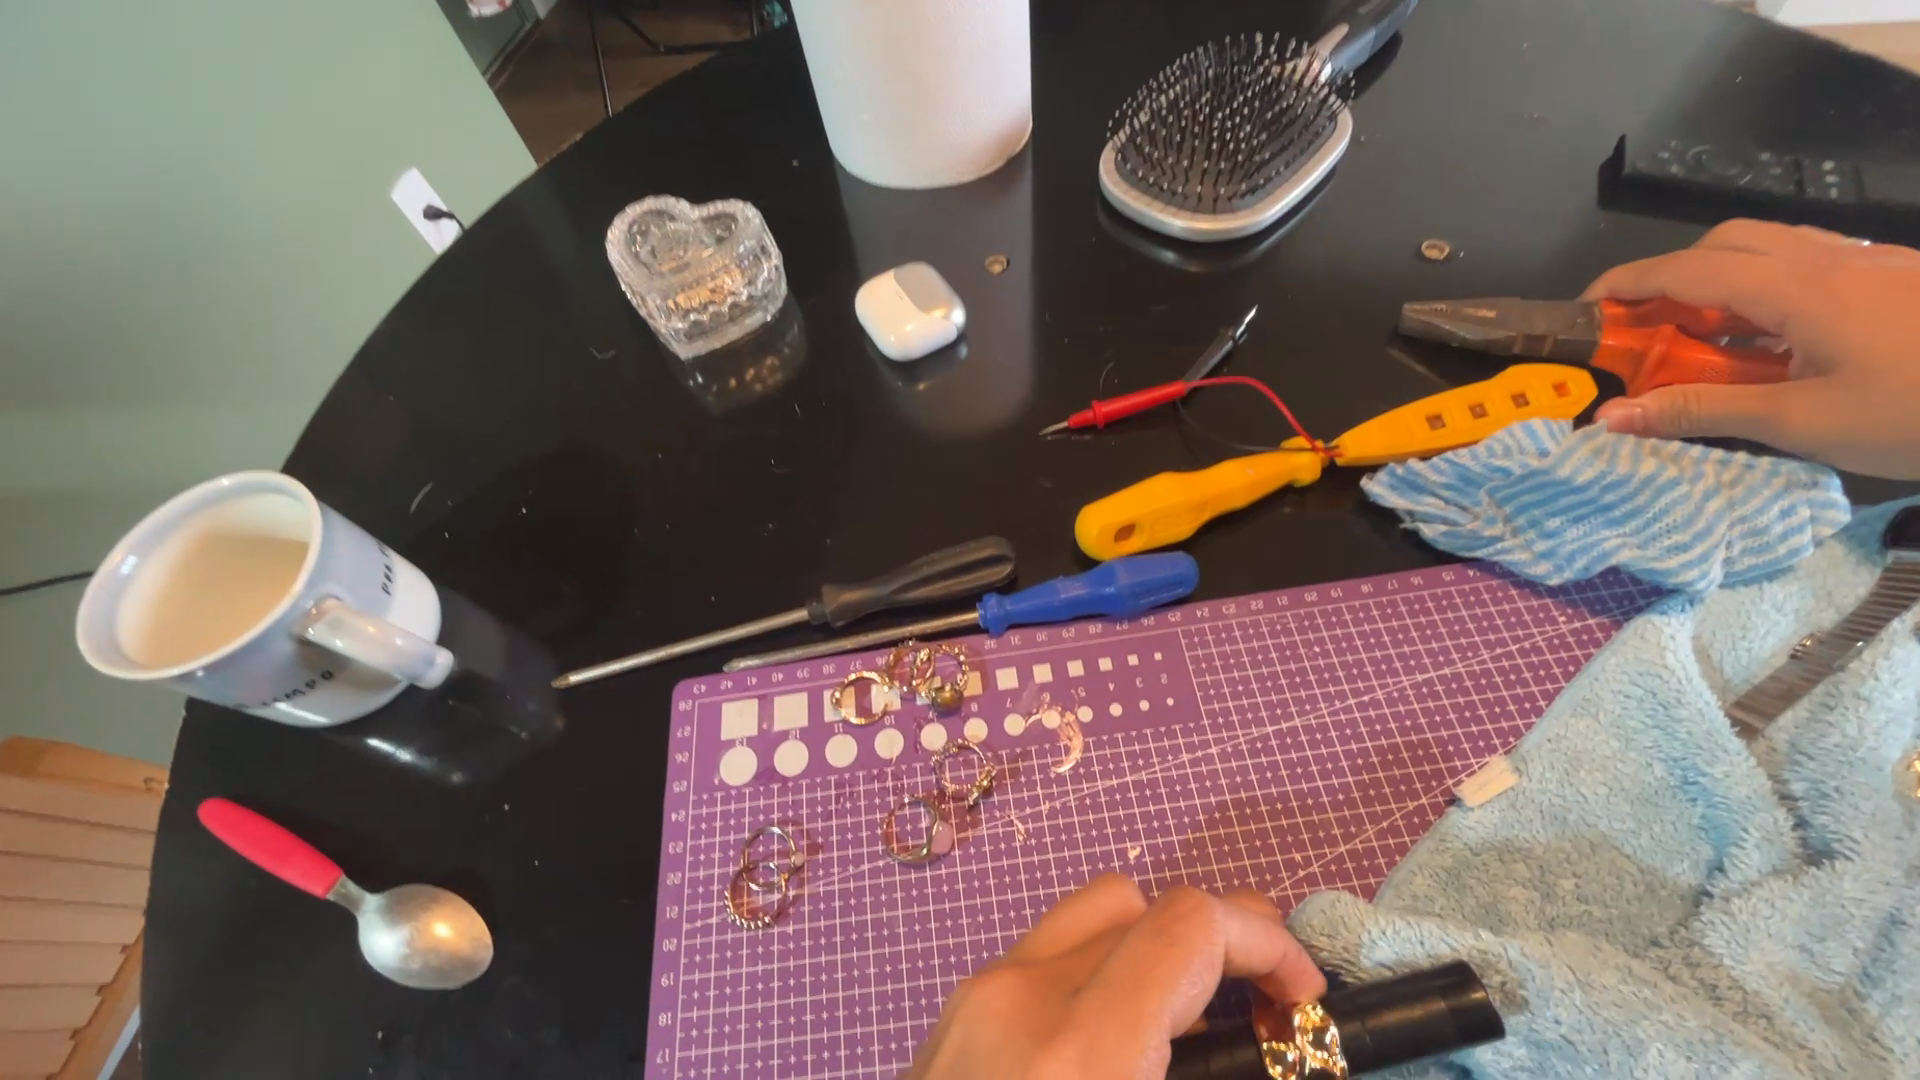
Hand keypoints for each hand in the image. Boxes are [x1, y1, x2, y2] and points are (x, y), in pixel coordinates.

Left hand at [907, 875, 1325, 1079]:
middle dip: (1214, 938)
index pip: (1186, 926)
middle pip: (1137, 903)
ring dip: (1154, 946)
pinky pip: (1046, 955)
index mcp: (1080, 1051)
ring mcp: (976, 998)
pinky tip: (1120, 1041)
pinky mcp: (955, 1015)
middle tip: (1260, 1010)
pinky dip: (1102, 970)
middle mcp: (1018, 996)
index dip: (1266, 943)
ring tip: (1193, 1021)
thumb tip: (1272, 1053)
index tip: (1305, 1001)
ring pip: (1087, 917)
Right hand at [1582, 219, 1919, 478]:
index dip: (1624, 283)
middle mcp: (1835, 262)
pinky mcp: (1901, 283)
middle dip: (1668, 274)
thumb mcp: (1803, 423)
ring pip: (1774, 247)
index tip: (1581, 310)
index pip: (1688, 269)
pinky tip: (1766, 340)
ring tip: (1695, 336)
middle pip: (1729, 240)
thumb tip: (1608, 418)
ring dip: (1716, 279)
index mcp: (1801, 289)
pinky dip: (1761, 291)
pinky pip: (1811, 267)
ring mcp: (1875, 268)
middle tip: (1640, 324)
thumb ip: (1701, 411)